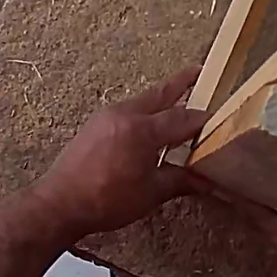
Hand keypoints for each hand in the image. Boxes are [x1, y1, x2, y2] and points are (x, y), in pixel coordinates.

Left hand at [25, 67, 210, 239]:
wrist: (60, 203)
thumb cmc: (106, 200)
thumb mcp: (150, 193)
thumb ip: (180, 180)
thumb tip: (206, 181)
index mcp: (142, 130)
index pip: (181, 117)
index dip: (201, 119)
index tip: (216, 121)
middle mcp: (125, 114)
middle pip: (161, 95)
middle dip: (182, 83)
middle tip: (199, 72)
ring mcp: (108, 116)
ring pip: (143, 101)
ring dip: (162, 100)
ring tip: (178, 101)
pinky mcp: (96, 124)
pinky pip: (127, 110)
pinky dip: (144, 112)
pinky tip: (150, 126)